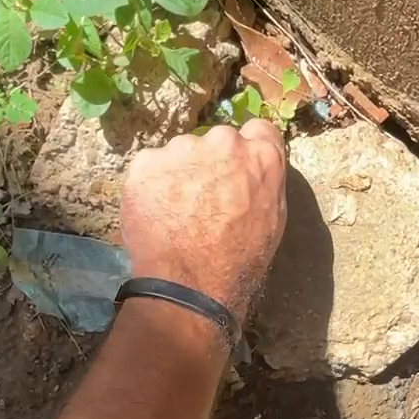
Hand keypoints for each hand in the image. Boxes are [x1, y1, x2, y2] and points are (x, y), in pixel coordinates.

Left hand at [120, 119, 287, 322]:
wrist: (190, 286)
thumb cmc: (239, 262)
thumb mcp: (272, 222)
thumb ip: (265, 184)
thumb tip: (255, 170)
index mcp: (261, 155)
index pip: (258, 131)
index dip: (248, 151)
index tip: (239, 171)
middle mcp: (223, 141)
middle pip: (218, 141)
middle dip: (213, 163)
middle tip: (207, 200)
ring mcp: (182, 149)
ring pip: (182, 154)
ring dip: (182, 174)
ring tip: (179, 213)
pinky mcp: (146, 162)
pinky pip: (152, 168)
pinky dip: (154, 186)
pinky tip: (159, 214)